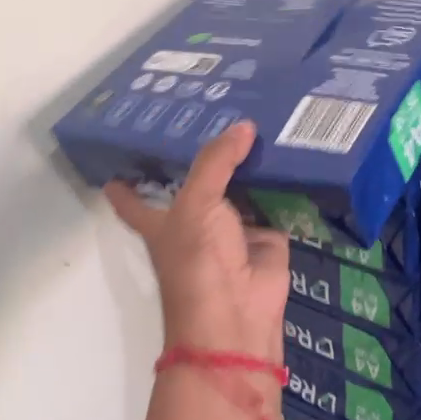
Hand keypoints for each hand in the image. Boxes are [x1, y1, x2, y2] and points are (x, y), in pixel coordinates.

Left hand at [105, 122, 289, 360]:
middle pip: (199, 181)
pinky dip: (287, 183)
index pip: (135, 196)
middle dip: (209, 151)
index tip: (123, 147)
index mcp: (162, 220)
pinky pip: (279, 203)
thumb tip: (245, 125)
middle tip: (220, 104)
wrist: (237, 315)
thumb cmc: (197, 261)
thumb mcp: (196, 204)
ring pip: (242, 188)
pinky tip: (297, 150)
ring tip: (266, 114)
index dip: (127, 176)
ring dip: (252, 161)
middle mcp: (197, 221)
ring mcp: (235, 229)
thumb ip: (216, 161)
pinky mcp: (270, 236)